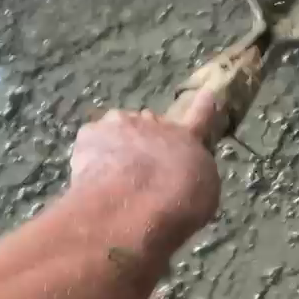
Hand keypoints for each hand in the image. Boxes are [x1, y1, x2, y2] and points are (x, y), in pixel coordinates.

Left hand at [66, 94, 221, 252]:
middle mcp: (156, 123)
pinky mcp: (91, 132)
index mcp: (189, 139)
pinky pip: (93, 140)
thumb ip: (193, 175)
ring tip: (116, 174)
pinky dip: (93, 155)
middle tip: (145, 168)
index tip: (207, 94)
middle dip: (148, 138)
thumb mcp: (203, 193)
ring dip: (120, 144)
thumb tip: (182, 174)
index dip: (202, 106)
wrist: (136, 204)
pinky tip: (95, 177)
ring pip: (120, 128)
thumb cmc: (180, 203)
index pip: (200, 117)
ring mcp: (121, 123)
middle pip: (152, 123)